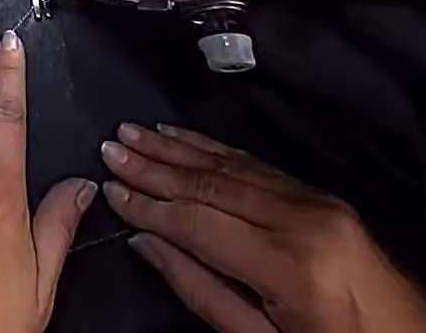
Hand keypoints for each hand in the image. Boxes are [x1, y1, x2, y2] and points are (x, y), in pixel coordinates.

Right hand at [100, 125, 425, 332]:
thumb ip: (203, 293)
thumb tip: (146, 240)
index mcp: (290, 269)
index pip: (199, 222)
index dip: (149, 203)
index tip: (110, 187)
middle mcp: (298, 219)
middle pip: (209, 183)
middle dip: (154, 165)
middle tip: (112, 146)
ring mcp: (310, 199)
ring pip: (227, 164)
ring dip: (175, 147)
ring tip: (136, 133)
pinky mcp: (315, 192)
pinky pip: (252, 162)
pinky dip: (210, 147)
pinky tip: (183, 136)